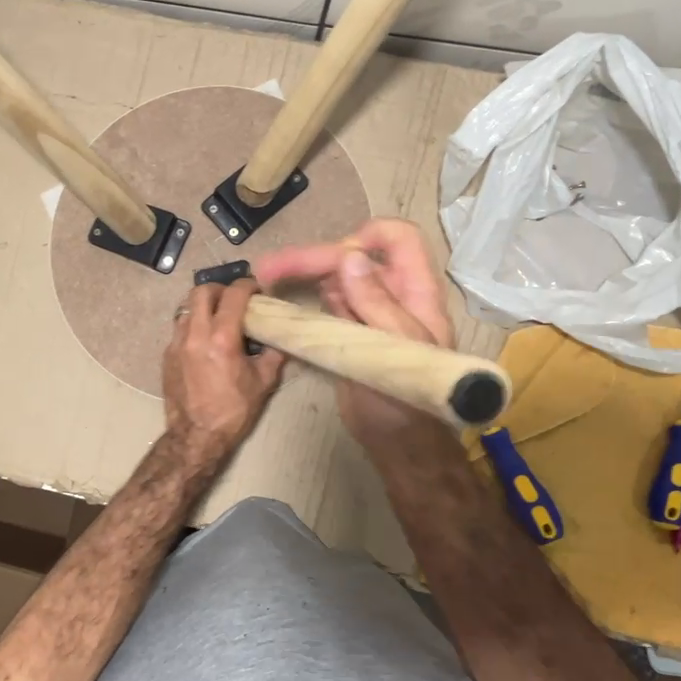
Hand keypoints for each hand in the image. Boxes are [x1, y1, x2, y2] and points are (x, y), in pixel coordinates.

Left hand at [160, 278, 285, 463]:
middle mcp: (195, 335)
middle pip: (201, 291)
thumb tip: (279, 337)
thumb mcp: (263, 382)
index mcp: (221, 339)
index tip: (257, 290)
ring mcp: (176, 344)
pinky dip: (194, 325)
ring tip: (219, 318)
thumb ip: (273, 354)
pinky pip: (180, 328)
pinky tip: (205, 340)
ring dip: (204, 306)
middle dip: (220, 289)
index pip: (234, 295)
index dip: (248, 286)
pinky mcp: (167, 355)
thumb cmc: (233, 411)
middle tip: (234, 300)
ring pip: (187, 308)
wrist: (196, 436)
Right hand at [253, 217, 454, 439]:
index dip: (367, 237)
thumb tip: (350, 258)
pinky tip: (276, 299)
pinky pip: (324, 304)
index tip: (334, 256)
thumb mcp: (397, 348)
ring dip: (300, 272)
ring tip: (266, 276)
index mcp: (415, 293)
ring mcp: (367, 313)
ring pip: (334, 278)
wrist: (397, 443)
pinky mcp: (346, 333)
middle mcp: (391, 296)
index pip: (398, 241)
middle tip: (269, 267)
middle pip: (352, 257)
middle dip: (312, 256)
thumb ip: (377, 303)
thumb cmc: (407, 401)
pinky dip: (301, 297)